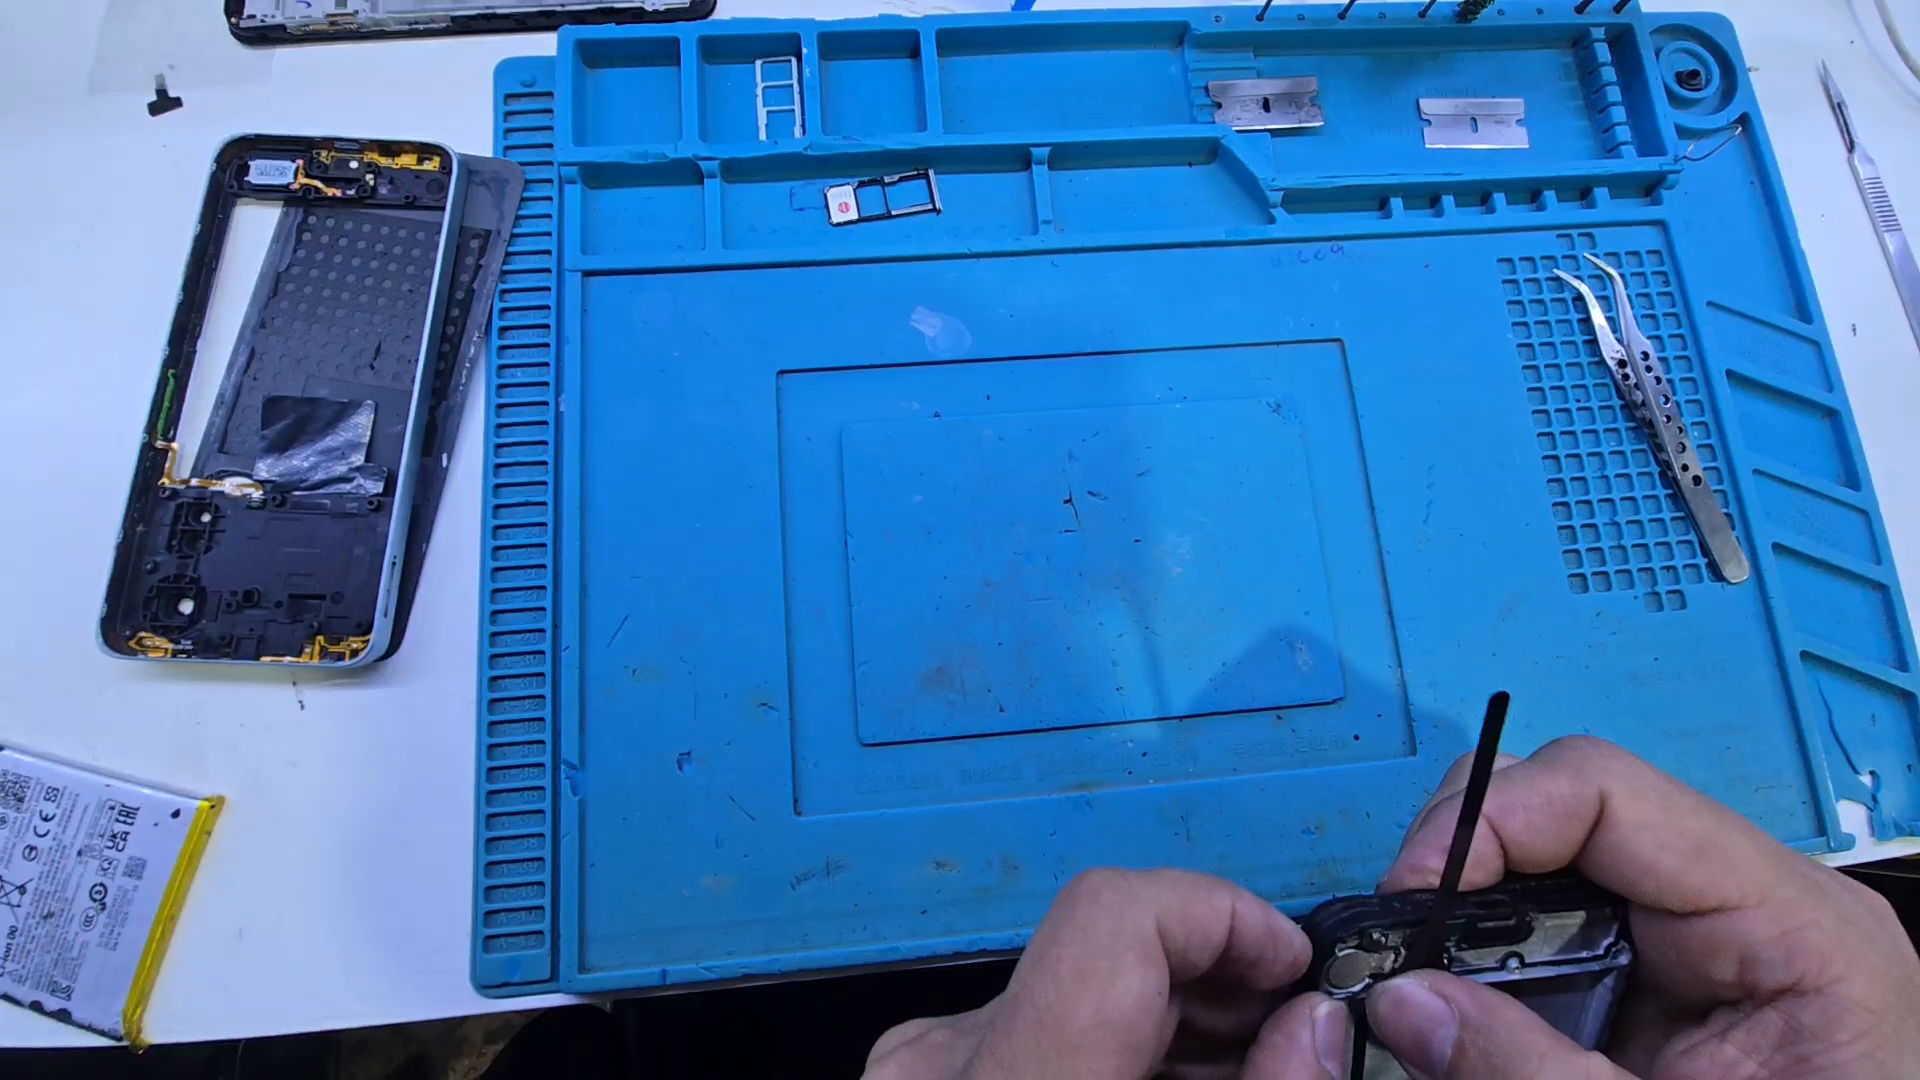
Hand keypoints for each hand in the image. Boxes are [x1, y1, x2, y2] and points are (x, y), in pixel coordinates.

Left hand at [863, 867, 1346, 1079]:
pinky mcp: (916, 1076)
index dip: (1214, 912)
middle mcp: (943, 1059)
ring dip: (1169, 1013)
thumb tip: (1312, 1022)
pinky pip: (1036, 1027)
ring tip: (1249, 1069)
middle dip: (1213, 975)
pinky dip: (1114, 1044)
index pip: (1110, 917)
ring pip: (1070, 986)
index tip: (1297, 965)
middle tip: (1297, 1033)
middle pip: (1096, 948)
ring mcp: (917, 1065)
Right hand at [1368, 735, 1919, 1078]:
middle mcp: (1728, 890)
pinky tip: (1461, 972)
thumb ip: (1533, 1072)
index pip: (1598, 787)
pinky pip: (1533, 893)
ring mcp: (1681, 916)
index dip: (1487, 817)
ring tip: (1425, 955)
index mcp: (1784, 916)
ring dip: (1456, 885)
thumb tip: (1395, 998)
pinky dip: (1474, 919)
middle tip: (1408, 923)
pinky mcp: (1641, 949)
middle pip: (1548, 795)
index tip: (1414, 893)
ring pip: (1528, 836)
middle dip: (1457, 845)